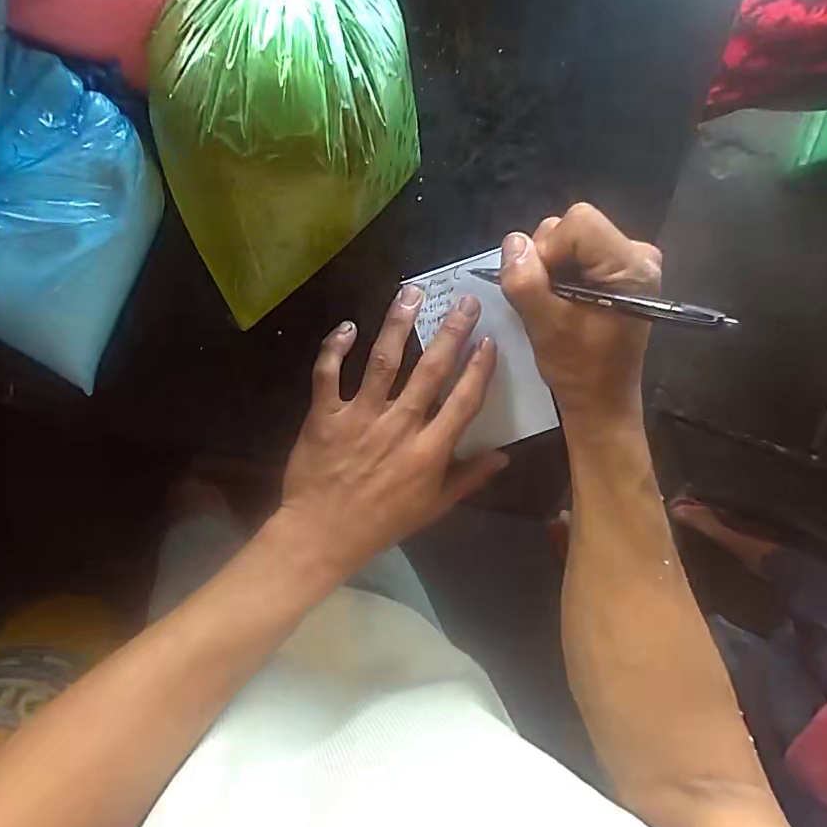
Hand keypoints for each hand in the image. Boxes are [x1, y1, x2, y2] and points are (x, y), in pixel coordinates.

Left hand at [276, 285, 505, 577]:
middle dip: (450, 332)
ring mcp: (359, 416)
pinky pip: (327, 373)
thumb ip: (468, 478)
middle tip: (463, 300)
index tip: (489, 339)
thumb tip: (504, 456)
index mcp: (429, 450)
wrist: (322, 533)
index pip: (463, 400)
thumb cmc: (382, 522)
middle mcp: (398, 425)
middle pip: (430, 370)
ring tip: (410, 293)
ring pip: (382, 361)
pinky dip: (335, 348)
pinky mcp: (324, 415)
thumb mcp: (433, 508)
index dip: (479, 368)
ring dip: (398, 325)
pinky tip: (347, 326)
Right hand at [497, 202, 661, 429]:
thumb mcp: (545, 327)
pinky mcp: (615, 271)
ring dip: (548, 268)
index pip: (576, 223)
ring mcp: (627, 261)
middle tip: (545, 299)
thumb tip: (512, 243)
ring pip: (569, 238)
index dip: (546, 251)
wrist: (601, 398)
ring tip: (552, 303)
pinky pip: (574, 253)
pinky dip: (557, 273)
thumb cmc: (579, 369)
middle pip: (572, 226)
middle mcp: (636, 253)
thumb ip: (526, 282)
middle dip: (546, 259)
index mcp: (630, 264)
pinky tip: (559, 301)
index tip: (541, 289)